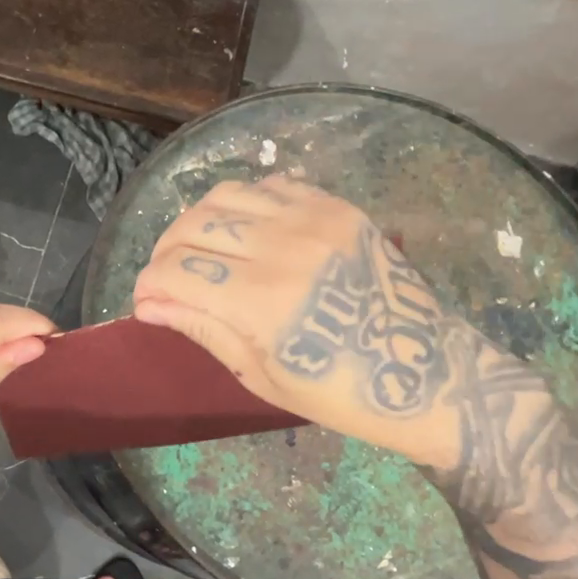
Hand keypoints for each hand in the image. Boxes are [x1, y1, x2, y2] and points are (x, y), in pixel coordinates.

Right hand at [131, 176, 462, 466]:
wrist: (429, 375)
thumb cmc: (338, 392)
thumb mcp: (259, 374)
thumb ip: (201, 328)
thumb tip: (148, 304)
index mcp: (261, 300)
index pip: (174, 271)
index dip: (148, 285)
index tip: (147, 303)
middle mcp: (282, 247)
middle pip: (191, 227)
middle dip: (165, 253)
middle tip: (168, 280)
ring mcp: (313, 220)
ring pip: (224, 196)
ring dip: (197, 223)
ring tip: (201, 252)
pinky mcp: (336, 208)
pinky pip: (269, 186)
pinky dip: (242, 205)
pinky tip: (243, 233)